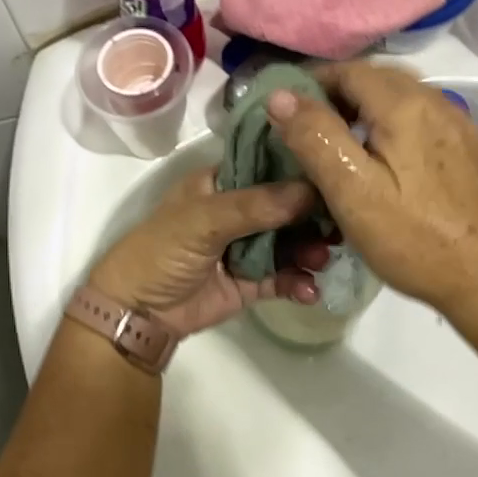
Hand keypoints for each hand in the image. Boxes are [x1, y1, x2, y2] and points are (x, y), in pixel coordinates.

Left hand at [87, 168, 322, 338]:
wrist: (136, 312)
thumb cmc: (161, 251)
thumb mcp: (203, 220)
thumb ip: (255, 206)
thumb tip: (310, 190)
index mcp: (219, 183)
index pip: (265, 164)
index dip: (299, 167)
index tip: (335, 169)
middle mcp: (236, 211)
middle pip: (286, 205)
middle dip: (313, 214)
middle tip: (341, 222)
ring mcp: (244, 247)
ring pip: (289, 242)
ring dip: (310, 249)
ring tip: (323, 258)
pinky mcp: (250, 283)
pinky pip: (283, 278)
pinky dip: (299, 282)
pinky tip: (310, 290)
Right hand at [267, 62, 477, 316]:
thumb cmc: (416, 239)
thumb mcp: (352, 192)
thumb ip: (316, 137)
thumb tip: (280, 96)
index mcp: (405, 106)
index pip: (349, 70)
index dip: (311, 83)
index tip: (284, 111)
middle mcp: (437, 102)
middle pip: (378, 78)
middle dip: (338, 92)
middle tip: (307, 127)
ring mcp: (459, 126)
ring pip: (402, 98)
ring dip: (365, 108)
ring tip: (339, 144)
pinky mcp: (469, 151)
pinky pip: (422, 120)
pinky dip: (392, 125)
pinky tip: (382, 162)